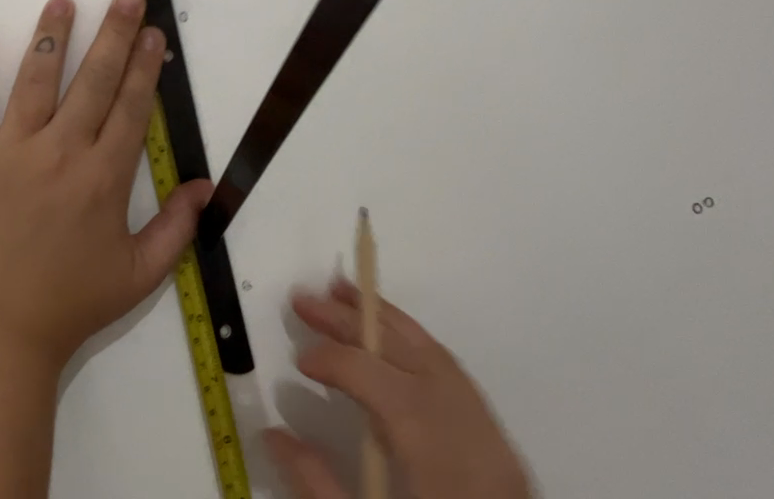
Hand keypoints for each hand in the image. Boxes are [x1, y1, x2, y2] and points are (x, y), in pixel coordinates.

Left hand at [0, 0, 214, 367]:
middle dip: (113, 34)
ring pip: (35, 81)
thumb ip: (176, 228)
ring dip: (50, 37)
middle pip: (93, 81)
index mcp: (103, 178)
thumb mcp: (139, 275)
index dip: (144, 67)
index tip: (153, 33)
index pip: (131, 108)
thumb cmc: (70, 303)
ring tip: (61, 0)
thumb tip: (204, 184)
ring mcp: (12, 151)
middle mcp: (60, 152)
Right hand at [266, 277, 530, 498]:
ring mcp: (494, 441)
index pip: (379, 380)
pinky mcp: (501, 450)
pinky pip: (456, 377)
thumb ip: (316, 485)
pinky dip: (417, 346)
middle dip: (355, 320)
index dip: (335, 360)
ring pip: (438, 357)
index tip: (299, 361)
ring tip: (343, 294)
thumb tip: (272, 432)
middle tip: (305, 297)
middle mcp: (471, 437)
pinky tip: (389, 340)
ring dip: (387, 321)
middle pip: (409, 355)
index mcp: (437, 457)